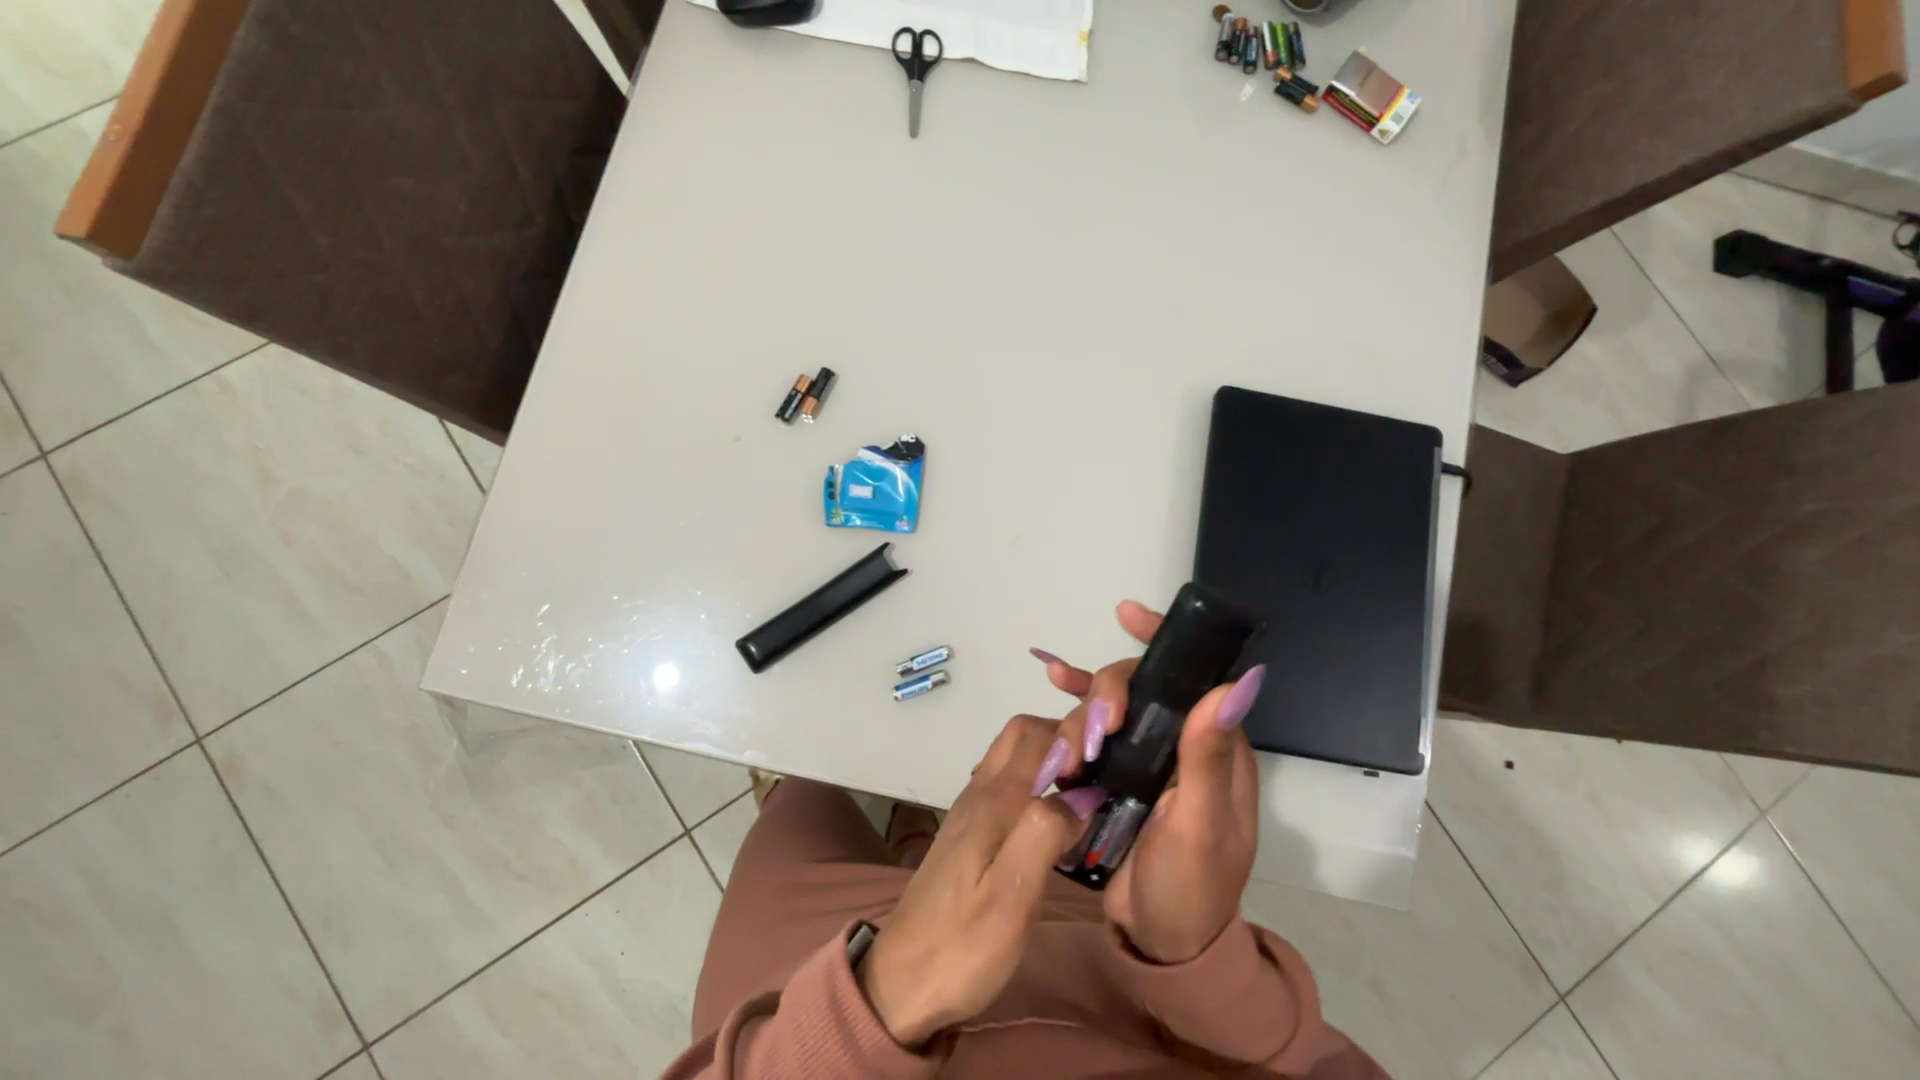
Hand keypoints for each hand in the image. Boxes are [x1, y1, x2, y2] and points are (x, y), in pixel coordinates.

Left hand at [856, 715, 1086, 1045]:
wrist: (901, 984)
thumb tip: (1083, 791)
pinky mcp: (969, 836)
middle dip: (1064, 737)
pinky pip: (1007, 787)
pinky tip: (1058, 822)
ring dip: (1051, 759)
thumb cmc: (962, 944)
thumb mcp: (1011, 896)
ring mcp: (970, 814)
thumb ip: (1045, 834)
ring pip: (1013, 759)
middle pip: (1021, 736)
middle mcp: (979, 795)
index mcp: (993, 802)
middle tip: (1101, 772)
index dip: (1077, 733)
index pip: (1038, 735)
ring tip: (1090, 792)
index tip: (1112, 757)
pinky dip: (1037, 785)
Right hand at [1031, 603, 1264, 963]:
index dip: (1165, 641)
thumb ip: (1209, 759)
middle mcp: (1179, 743)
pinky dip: (1071, 712)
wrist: (1159, 939)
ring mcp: (1144, 759)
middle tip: (1092, 734)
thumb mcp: (1201, 827)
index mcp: (1214, 748)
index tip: (1128, 615)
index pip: (1195, 676)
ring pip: (1110, 708)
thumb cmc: (1192, 887)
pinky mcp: (1114, 777)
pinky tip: (1052, 689)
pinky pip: (1090, 732)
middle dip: (1107, 695)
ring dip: (1082, 714)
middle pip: (1141, 687)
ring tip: (1066, 749)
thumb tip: (1233, 684)